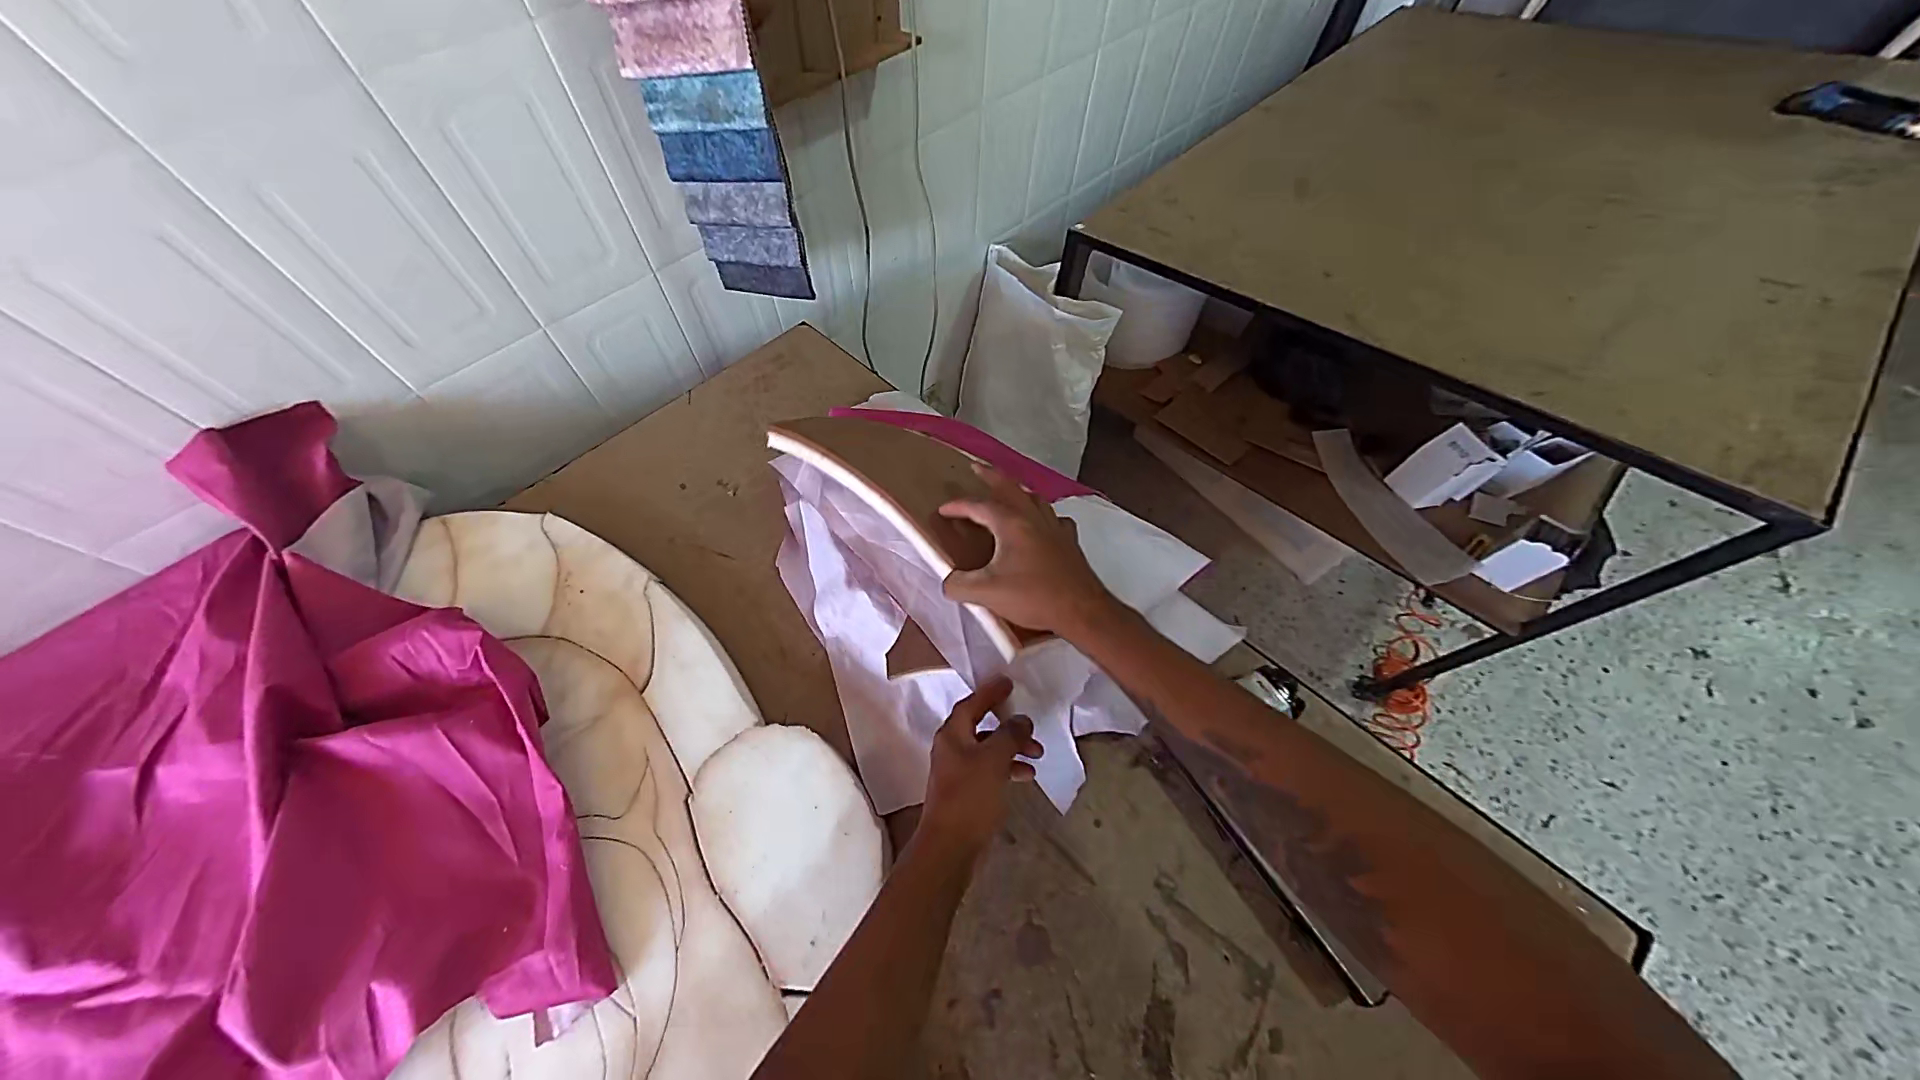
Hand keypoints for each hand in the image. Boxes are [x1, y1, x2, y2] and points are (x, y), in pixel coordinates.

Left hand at [918, 677, 1043, 858]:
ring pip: (988, 750)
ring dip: (1012, 748)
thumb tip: (1021, 720)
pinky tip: (1025, 776)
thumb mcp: (994, 760)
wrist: (951, 847)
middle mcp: (951, 749)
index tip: (1009, 682)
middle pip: (981, 726)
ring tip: (1037, 754)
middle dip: (1008, 726)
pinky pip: (990, 770)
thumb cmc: (970, 796)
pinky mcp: (966, 792)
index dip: (990, 692)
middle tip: (1031, 728)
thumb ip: (1009, 735)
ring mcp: (957, 771)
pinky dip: (1007, 768)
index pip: (972, 704)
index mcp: (952, 735)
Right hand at [939, 465, 1121, 638]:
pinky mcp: (1069, 541)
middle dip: (991, 475)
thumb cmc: (1034, 596)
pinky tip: (1042, 523)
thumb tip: (948, 582)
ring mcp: (1055, 527)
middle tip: (976, 467)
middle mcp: (1034, 517)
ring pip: (1033, 498)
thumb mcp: (987, 593)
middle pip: (1010, 487)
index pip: (979, 506)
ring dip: (1017, 491)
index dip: (958, 506)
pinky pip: (1053, 518)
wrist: (1080, 610)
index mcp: (1011, 523)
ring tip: (1007, 492)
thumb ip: (959, 585)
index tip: (943, 510)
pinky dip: (1043, 514)